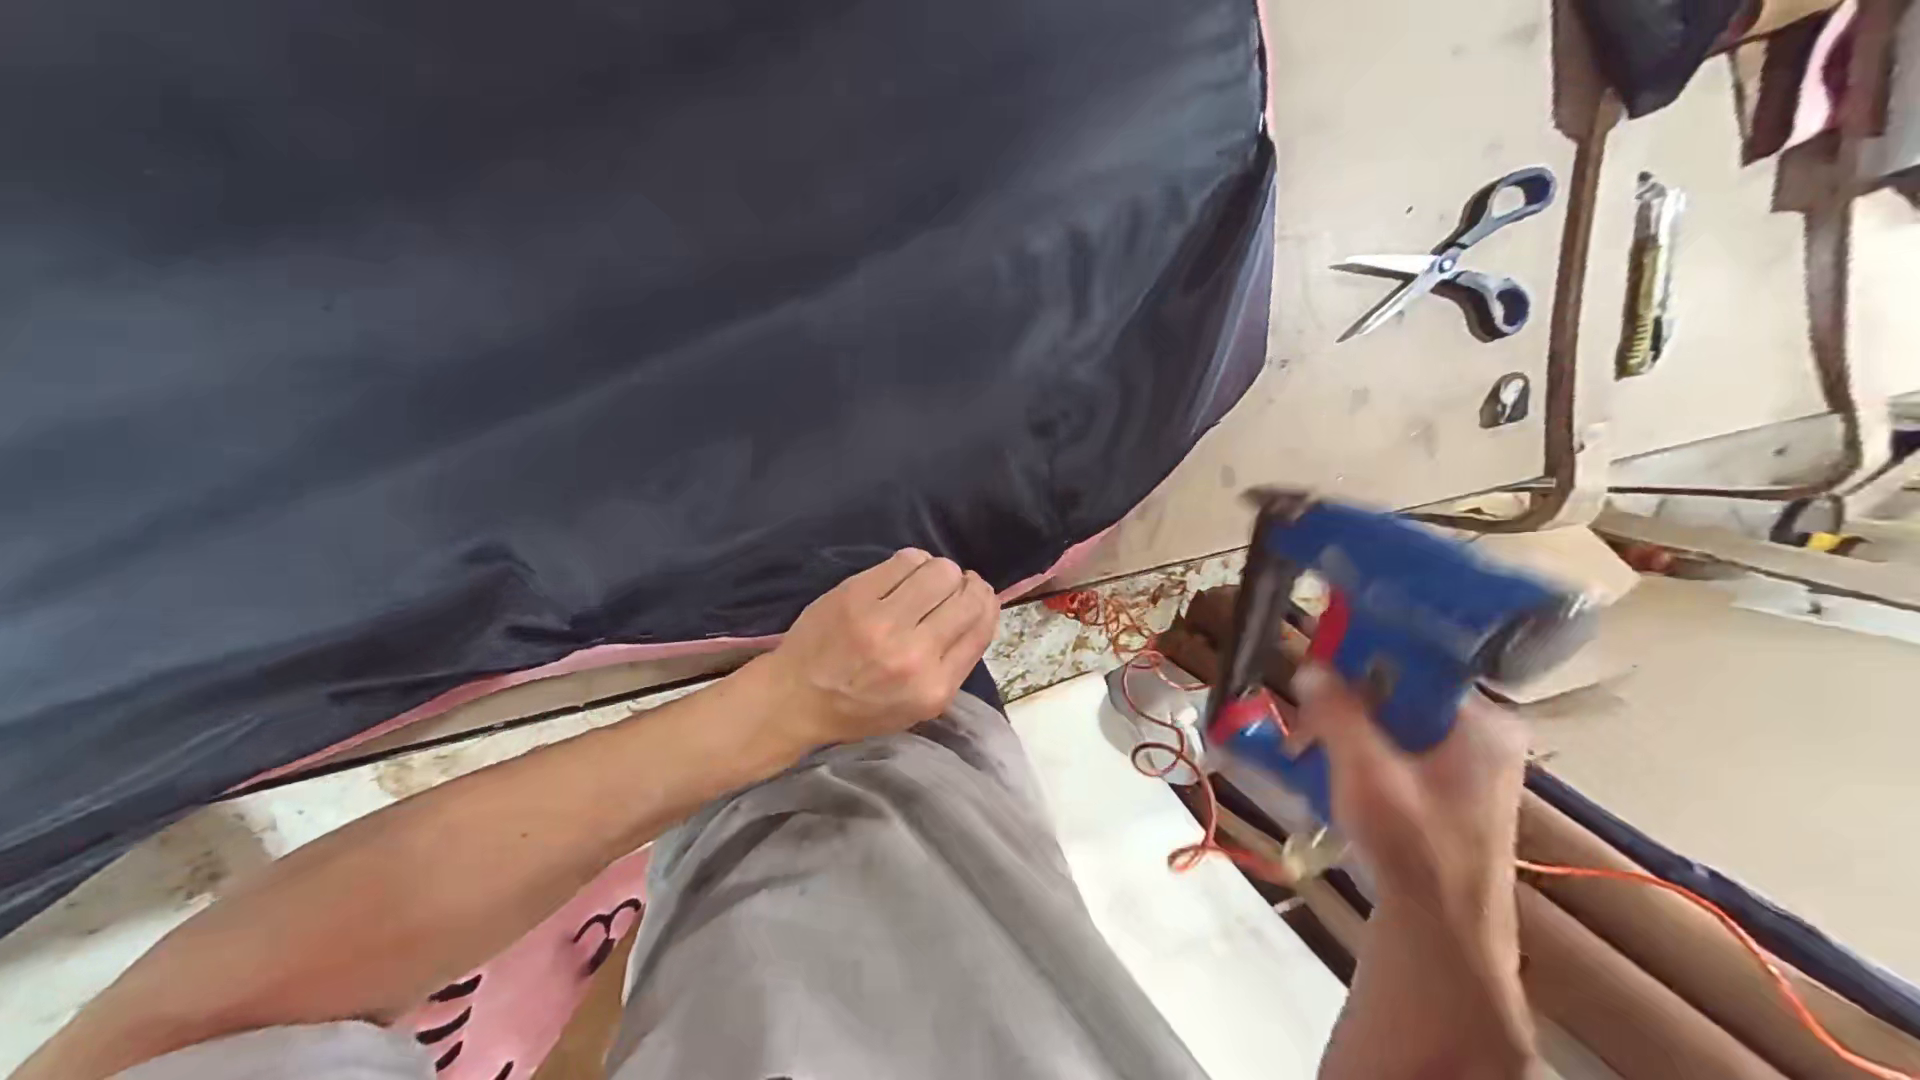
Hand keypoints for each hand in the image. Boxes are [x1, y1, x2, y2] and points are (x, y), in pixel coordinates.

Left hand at [756, 548, 999, 747]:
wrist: (796, 698)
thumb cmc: (860, 707)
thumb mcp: (918, 706)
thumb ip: (954, 663)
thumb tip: (978, 608)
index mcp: (934, 688)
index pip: (982, 626)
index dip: (986, 602)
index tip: (976, 595)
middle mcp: (914, 655)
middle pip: (968, 596)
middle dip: (967, 585)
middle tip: (954, 586)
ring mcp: (882, 623)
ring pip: (941, 571)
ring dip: (940, 572)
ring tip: (924, 582)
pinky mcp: (856, 595)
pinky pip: (907, 559)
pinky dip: (914, 562)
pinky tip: (903, 574)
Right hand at [1290, 665, 1527, 929]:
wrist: (1442, 934)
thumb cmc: (1413, 846)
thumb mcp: (1367, 771)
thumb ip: (1337, 714)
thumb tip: (1309, 665)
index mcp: (1483, 725)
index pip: (1421, 663)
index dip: (1367, 651)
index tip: (1320, 648)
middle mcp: (1481, 738)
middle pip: (1402, 693)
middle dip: (1347, 698)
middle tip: (1304, 706)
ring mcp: (1465, 768)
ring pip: (1393, 724)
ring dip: (1345, 728)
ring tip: (1304, 740)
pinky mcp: (1445, 794)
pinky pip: (1394, 752)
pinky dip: (1357, 752)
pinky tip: (1324, 765)